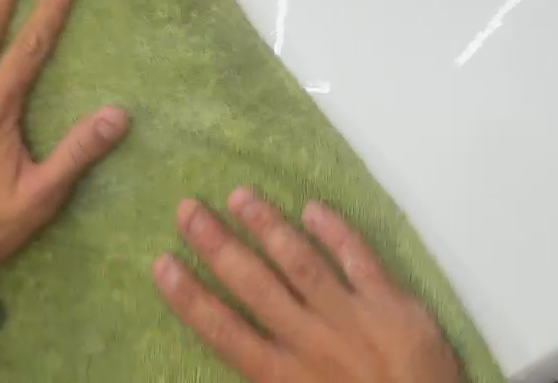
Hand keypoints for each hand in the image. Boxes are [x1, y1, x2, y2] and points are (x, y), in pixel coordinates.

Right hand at [153, 188, 463, 382]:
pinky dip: (337, 232)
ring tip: (239, 194)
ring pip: (302, 263)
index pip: (227, 333)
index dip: (191, 298)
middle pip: (256, 287)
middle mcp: (313, 345)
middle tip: (188, 208)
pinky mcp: (394, 306)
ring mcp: (354, 320)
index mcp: (287, 382)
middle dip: (218, 246)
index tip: (162, 263)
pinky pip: (361, 260)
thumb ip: (270, 377)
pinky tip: (313, 206)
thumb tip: (235, 341)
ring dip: (268, 226)